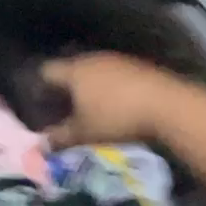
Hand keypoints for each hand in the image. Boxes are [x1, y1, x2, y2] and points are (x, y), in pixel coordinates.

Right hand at [40, 51, 199, 147]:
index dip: (38, 86)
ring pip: (92, 71)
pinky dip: (107, 87)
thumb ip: (59, 138)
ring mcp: (115, 60)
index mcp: (73, 71)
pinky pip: (112, 74)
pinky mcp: (135, 65)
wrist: (166, 105)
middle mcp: (90, 59)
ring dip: (87, 86)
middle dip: (64, 87)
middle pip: (69, 68)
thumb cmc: (116, 117)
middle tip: (61, 107)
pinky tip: (114, 104)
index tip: (38, 103)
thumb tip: (40, 146)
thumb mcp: (84, 133)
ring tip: (88, 107)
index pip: (46, 71)